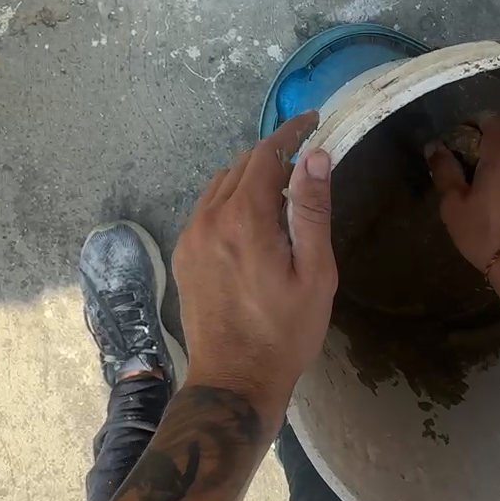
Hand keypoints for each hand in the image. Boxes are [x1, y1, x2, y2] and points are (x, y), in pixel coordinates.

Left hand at [172, 111, 336, 415]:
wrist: (233, 381)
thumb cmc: (285, 332)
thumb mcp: (314, 273)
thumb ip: (312, 210)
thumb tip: (315, 155)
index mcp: (244, 218)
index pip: (266, 154)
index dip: (291, 132)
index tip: (313, 119)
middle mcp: (210, 217)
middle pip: (242, 165)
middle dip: (274, 155)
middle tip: (306, 163)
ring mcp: (191, 235)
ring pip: (221, 184)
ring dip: (251, 177)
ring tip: (283, 192)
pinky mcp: (183, 253)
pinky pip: (207, 207)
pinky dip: (231, 199)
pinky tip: (252, 220)